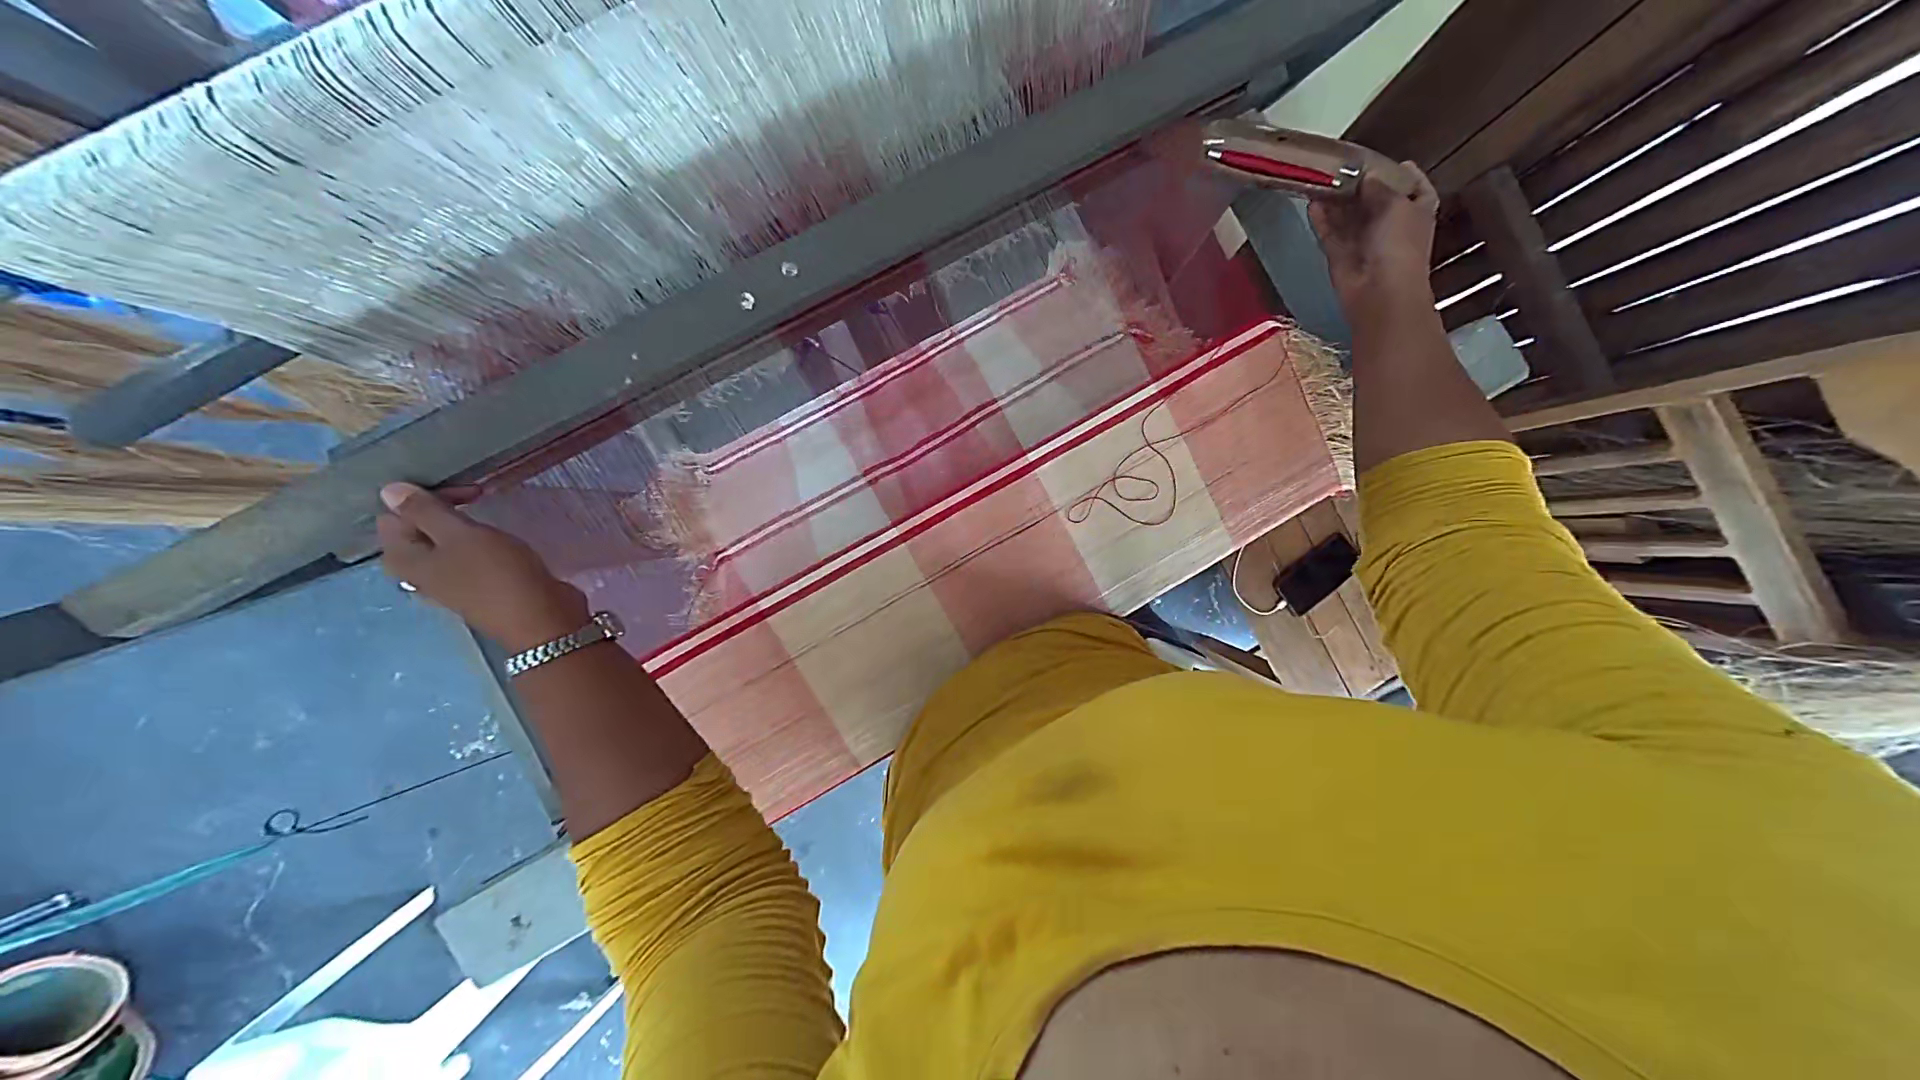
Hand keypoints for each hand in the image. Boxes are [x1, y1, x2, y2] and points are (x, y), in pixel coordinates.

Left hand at [377, 482, 589, 650]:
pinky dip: (476, 544)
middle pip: (417, 528)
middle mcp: (417, 572)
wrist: (539, 619)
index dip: (427, 496)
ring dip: (462, 526)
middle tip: (480, 498)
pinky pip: (465, 557)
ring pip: (443, 543)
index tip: (467, 492)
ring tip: (489, 518)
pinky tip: (497, 544)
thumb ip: (424, 510)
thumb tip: (388, 489)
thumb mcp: (461, 534)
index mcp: (402, 558)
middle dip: (444, 508)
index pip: (395, 513)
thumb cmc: (498, 574)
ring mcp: (447, 582)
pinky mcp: (474, 588)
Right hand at [1308, 162, 1440, 313]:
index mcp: (1415, 207)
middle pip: (1372, 196)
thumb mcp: (1397, 204)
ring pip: (1348, 214)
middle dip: (1357, 182)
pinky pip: (1329, 232)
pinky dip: (1321, 219)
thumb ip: (1379, 185)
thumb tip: (1364, 175)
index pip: (1409, 181)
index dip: (1396, 169)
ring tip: (1319, 179)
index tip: (1376, 159)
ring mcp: (1363, 239)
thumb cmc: (1399, 245)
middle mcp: (1390, 222)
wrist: (1380, 292)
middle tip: (1338, 164)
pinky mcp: (1340, 254)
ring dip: (1335, 199)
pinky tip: (1311, 202)